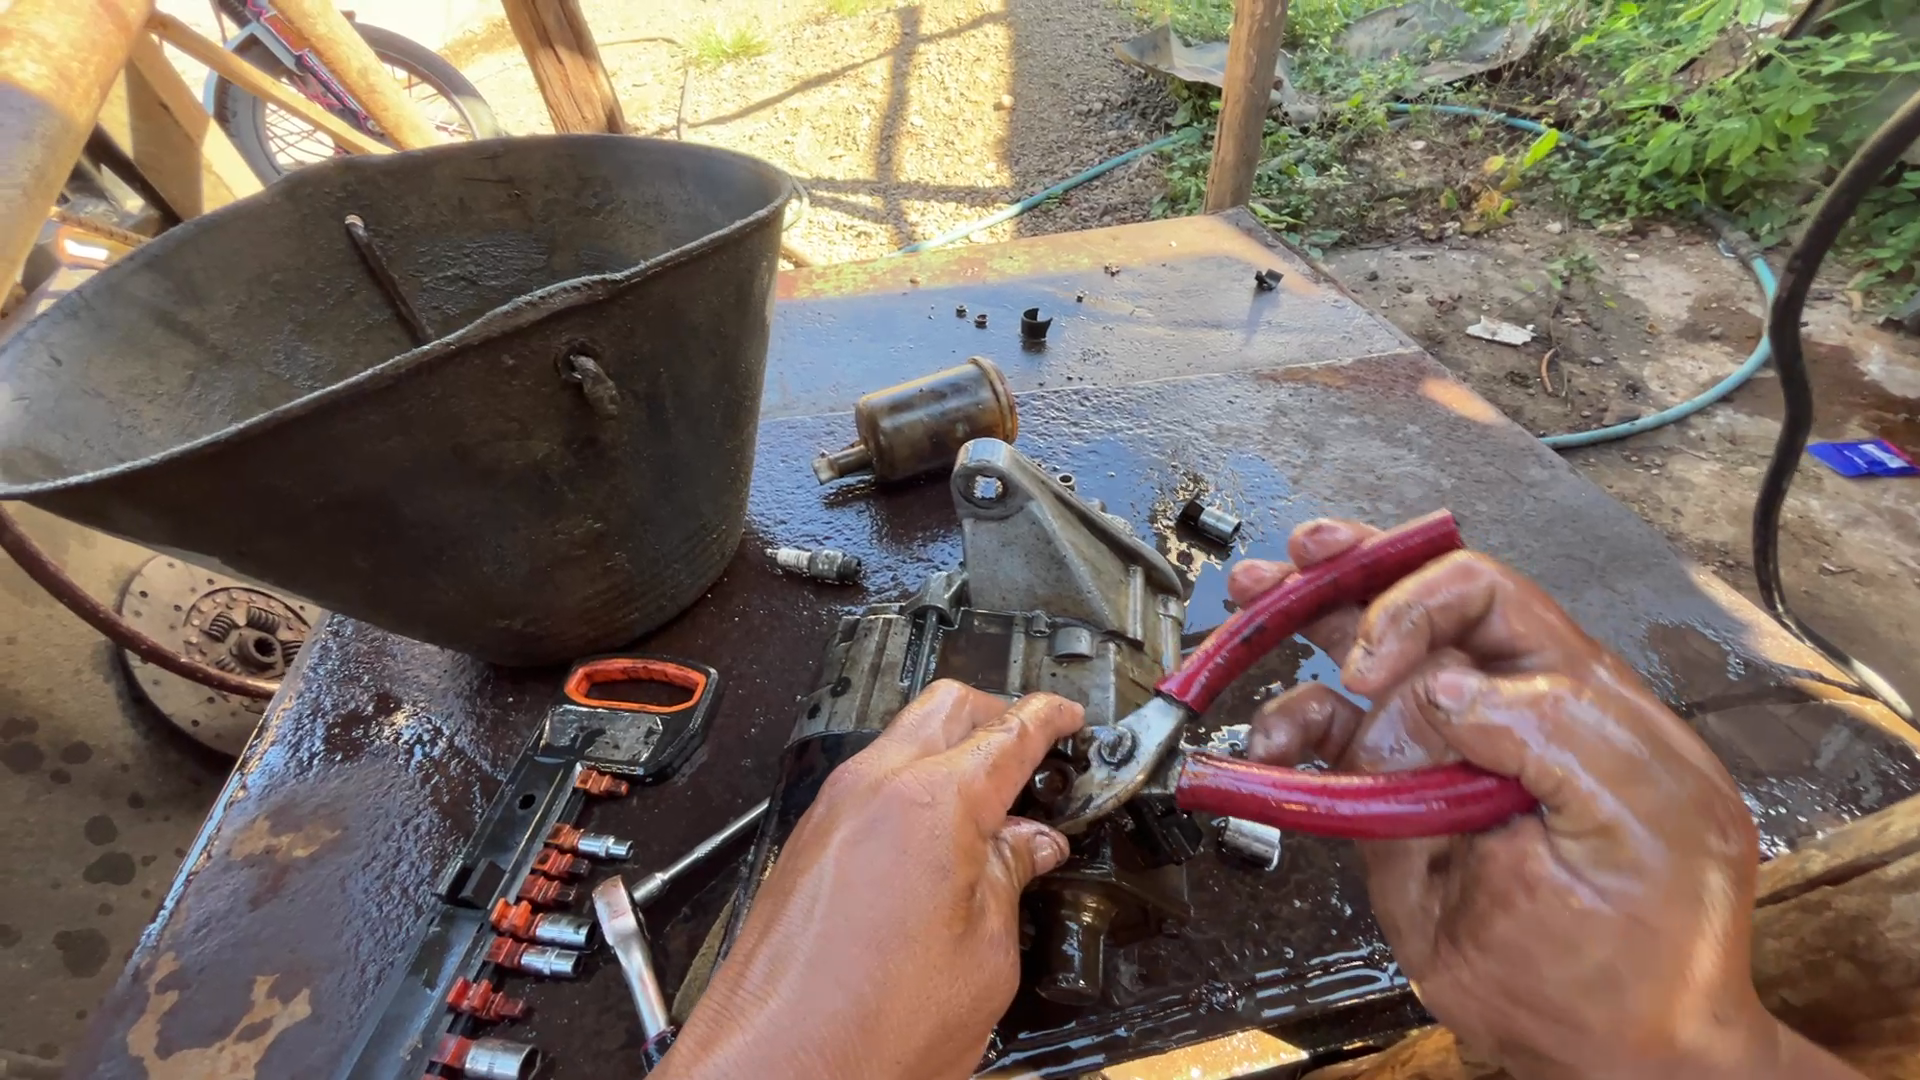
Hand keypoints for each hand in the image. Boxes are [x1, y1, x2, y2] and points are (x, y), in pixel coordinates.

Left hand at [656, 681, 1083, 1079]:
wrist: (770, 1070)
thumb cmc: (870, 1029)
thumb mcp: (984, 956)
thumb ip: (1010, 877)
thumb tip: (1033, 843)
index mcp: (933, 802)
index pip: (1008, 732)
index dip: (1049, 717)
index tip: (1068, 716)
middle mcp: (877, 783)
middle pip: (949, 705)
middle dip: (998, 714)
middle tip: (1033, 753)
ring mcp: (837, 802)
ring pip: (908, 735)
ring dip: (955, 750)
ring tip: (991, 806)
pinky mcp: (814, 831)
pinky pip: (875, 777)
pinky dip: (916, 783)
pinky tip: (940, 835)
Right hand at [1228, 520, 1860, 1079]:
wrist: (1582, 1037)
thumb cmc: (1647, 944)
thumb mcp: (1645, 830)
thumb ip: (1560, 734)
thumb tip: (1448, 689)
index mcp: (1561, 690)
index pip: (1480, 595)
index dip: (1412, 606)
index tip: (1369, 666)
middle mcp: (1482, 702)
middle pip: (1405, 601)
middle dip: (1345, 569)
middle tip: (1299, 554)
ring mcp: (1422, 742)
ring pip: (1344, 656)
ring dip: (1292, 625)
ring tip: (1248, 607)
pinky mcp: (1376, 785)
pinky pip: (1315, 737)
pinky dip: (1280, 732)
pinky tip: (1267, 749)